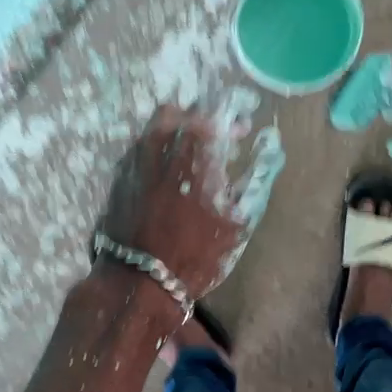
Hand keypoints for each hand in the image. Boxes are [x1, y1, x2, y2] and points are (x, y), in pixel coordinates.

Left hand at [96, 102, 281, 297]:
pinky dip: (160, 149)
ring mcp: (136, 158)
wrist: (140, 280)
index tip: (244, 124)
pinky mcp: (120, 176)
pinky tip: (171, 173)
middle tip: (220, 137)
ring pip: (157, 126)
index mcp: (195, 149)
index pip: (215, 110)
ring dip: (179, 131)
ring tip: (194, 153)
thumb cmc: (197, 252)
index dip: (232, 112)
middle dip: (204, 118)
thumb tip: (271, 149)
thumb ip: (257, 178)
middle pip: (182, 111)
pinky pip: (143, 147)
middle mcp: (162, 144)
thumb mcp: (239, 220)